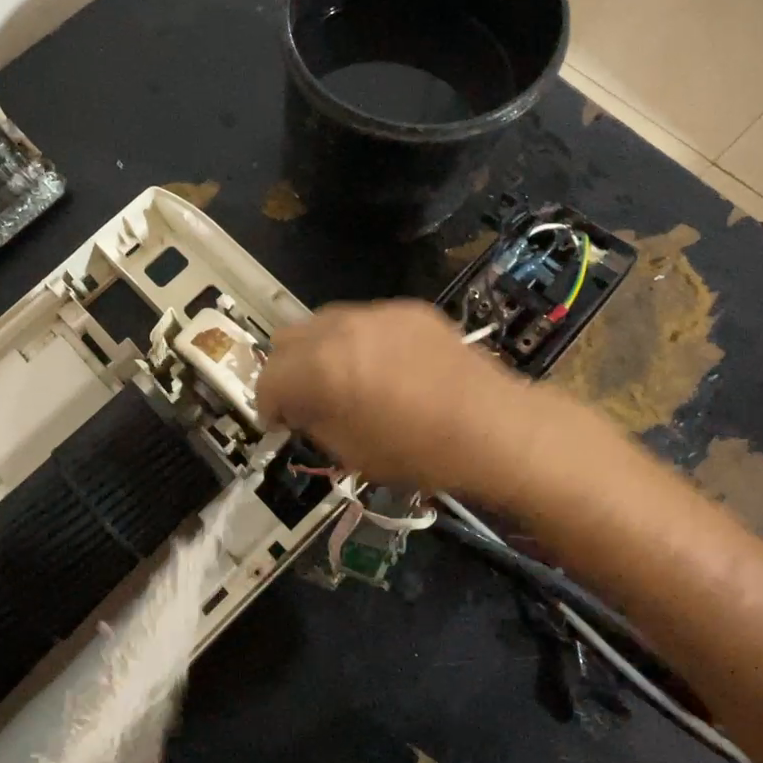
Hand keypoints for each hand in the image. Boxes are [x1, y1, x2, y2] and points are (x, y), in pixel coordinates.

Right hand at [255, 299, 620, 507]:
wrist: (496, 428)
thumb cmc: (420, 453)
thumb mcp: (351, 452)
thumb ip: (312, 421)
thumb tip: (298, 408)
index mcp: (321, 369)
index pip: (268, 378)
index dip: (266, 404)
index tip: (278, 422)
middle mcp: (339, 329)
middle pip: (286, 339)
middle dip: (286, 369)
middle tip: (302, 398)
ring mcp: (374, 313)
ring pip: (322, 321)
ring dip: (318, 349)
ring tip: (340, 377)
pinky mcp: (406, 309)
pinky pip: (363, 319)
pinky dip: (357, 340)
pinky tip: (382, 366)